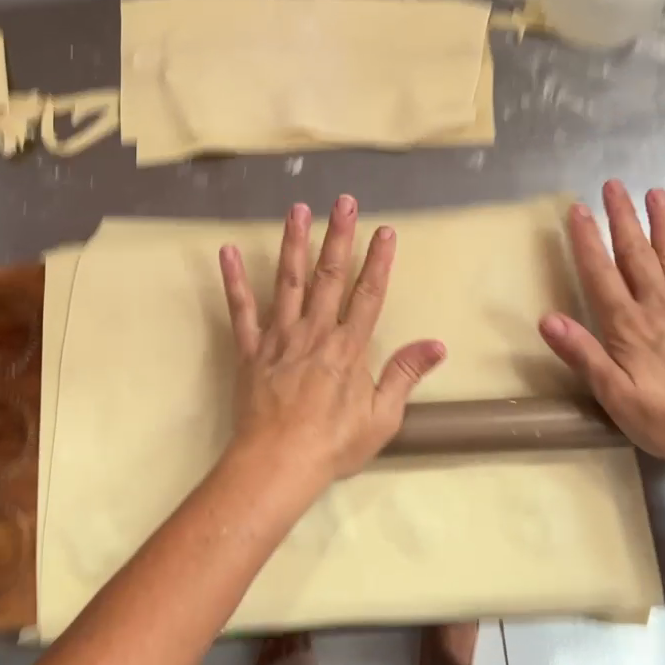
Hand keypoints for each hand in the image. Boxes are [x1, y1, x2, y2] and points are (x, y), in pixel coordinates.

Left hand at [218, 195, 447, 492]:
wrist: (277, 463)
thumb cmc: (333, 445)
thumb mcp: (382, 417)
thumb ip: (405, 375)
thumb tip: (436, 344)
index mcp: (348, 347)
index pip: (368, 294)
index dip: (379, 260)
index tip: (385, 230)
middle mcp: (314, 332)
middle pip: (329, 276)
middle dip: (339, 236)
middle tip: (342, 201)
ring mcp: (279, 337)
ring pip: (288, 281)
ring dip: (293, 243)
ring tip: (297, 209)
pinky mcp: (249, 350)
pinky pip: (240, 310)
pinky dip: (234, 280)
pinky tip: (228, 251)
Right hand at [538, 180, 664, 472]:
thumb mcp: (614, 395)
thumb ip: (582, 354)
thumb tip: (546, 319)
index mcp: (627, 325)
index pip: (600, 274)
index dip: (587, 241)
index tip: (578, 209)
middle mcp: (658, 307)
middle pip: (636, 255)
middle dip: (622, 218)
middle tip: (613, 185)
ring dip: (662, 223)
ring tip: (655, 192)